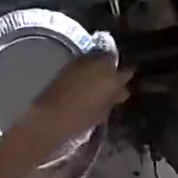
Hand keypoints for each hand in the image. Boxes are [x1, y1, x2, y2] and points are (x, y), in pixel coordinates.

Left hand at [15, 53, 133, 147]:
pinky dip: (87, 65)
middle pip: (111, 59)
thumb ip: (112, 99)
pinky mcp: (70, 63)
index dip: (125, 79)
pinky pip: (85, 60)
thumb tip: (120, 92)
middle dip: (112, 67)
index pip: (126, 73)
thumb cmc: (80, 120)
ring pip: (98, 57)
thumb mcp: (101, 113)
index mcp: (112, 80)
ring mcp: (84, 61)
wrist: (51, 117)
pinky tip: (84, 76)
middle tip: (110, 79)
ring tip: (96, 77)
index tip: (123, 84)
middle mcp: (100, 65)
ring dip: (99, 64)